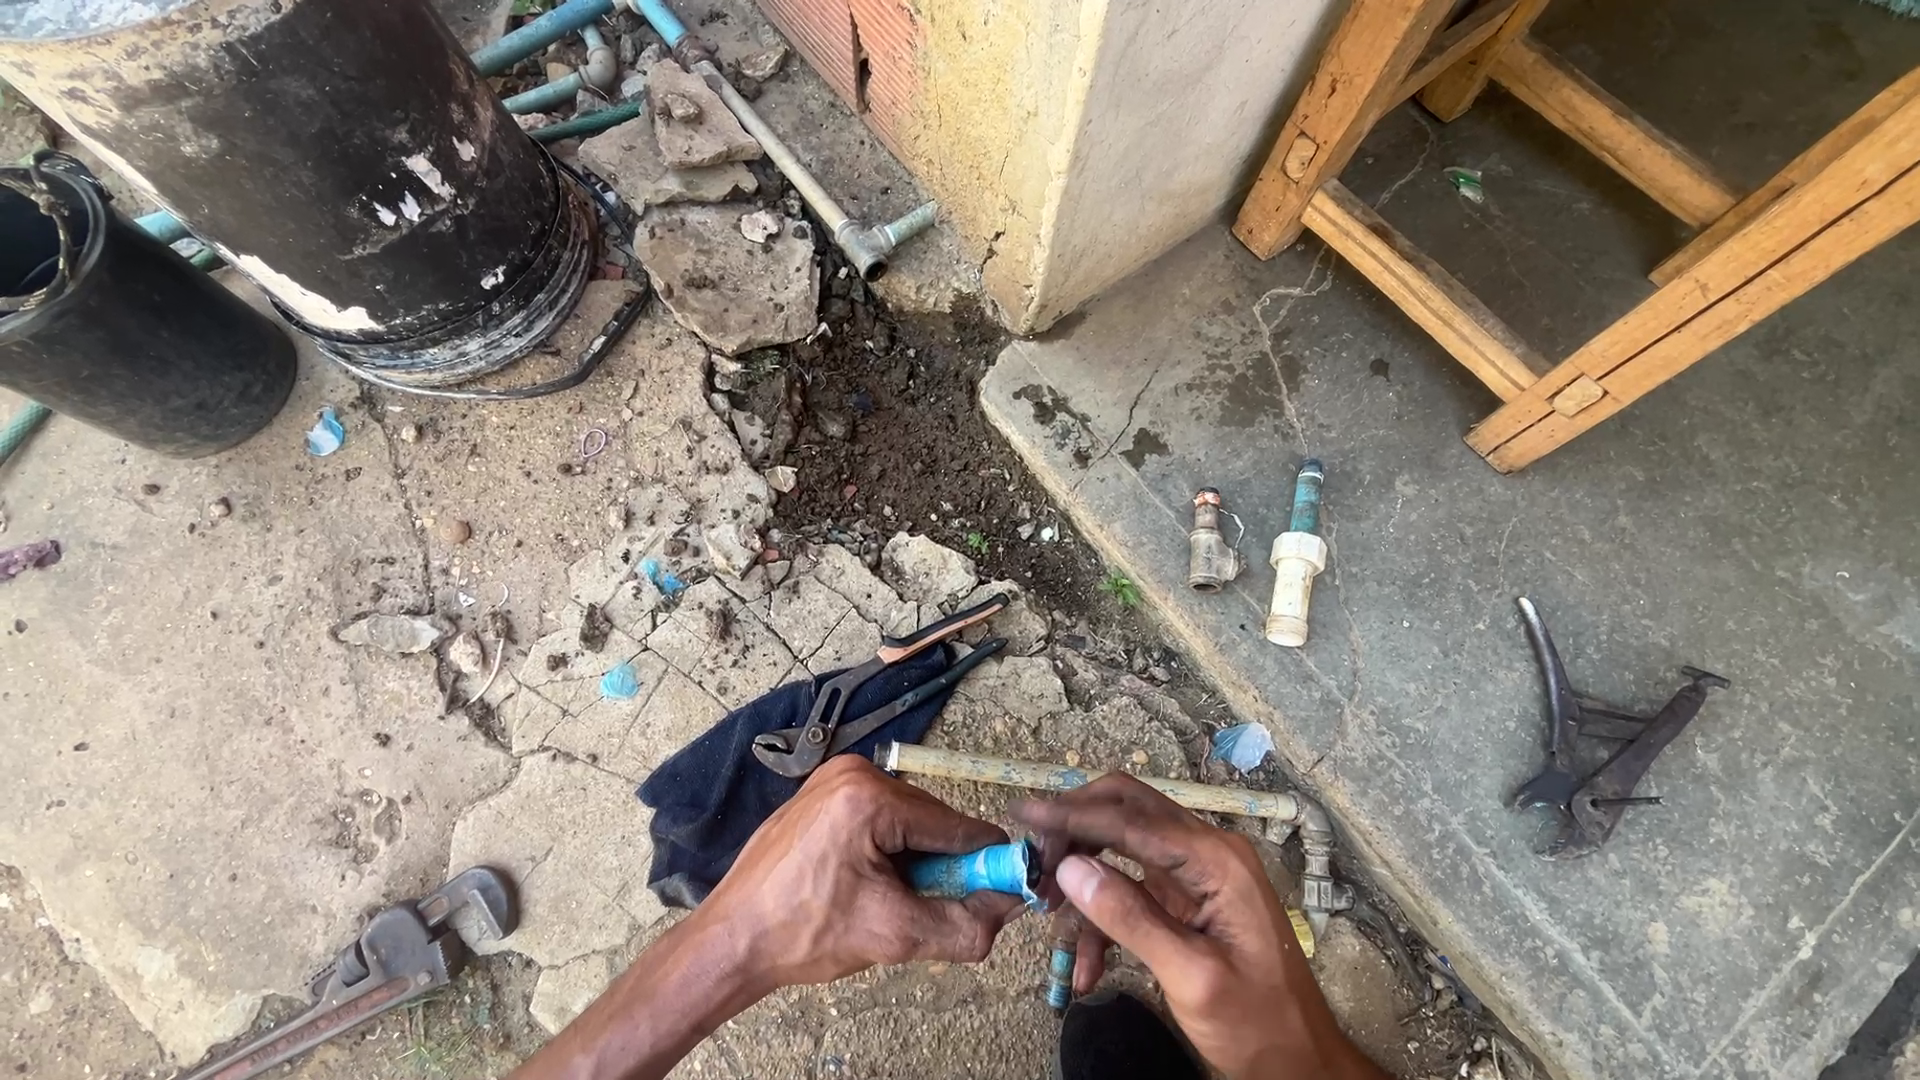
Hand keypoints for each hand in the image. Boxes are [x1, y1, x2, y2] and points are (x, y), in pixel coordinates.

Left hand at [703, 755, 1026, 988]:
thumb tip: (1010, 907)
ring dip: (914, 859)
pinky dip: (889, 848)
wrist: (731, 939)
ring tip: (887, 898)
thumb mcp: (893, 936)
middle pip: (931, 820)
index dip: (984, 863)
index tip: (1003, 893)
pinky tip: (867, 881)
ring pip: (907, 819)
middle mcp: (854, 770)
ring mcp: (835, 775)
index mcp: (869, 795)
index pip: (954, 826)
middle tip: (925, 908)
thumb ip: (963, 924)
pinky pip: (880, 815)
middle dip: (940, 866)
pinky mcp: (824, 789)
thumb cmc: (802, 934)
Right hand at [1015, 775, 1385, 1079]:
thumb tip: (1070, 868)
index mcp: (1214, 858)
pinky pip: (1129, 886)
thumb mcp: (1192, 978)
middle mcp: (1204, 850)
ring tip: (1049, 917)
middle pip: (1125, 811)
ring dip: (1083, 879)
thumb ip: (1130, 918)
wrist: (1302, 1064)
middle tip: (1035, 863)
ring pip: (1120, 846)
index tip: (1023, 815)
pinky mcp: (1184, 896)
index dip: (1072, 814)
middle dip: (1075, 831)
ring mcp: (1194, 871)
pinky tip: (1086, 965)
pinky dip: (1102, 916)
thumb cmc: (1258, 1024)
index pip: (1130, 818)